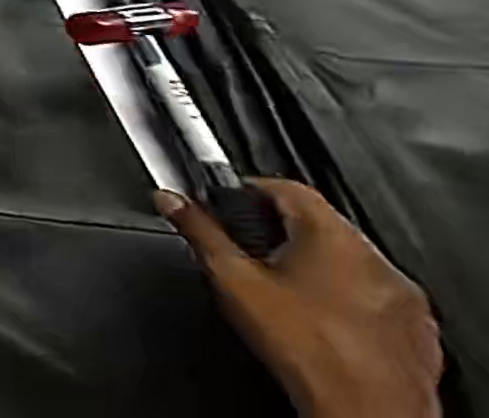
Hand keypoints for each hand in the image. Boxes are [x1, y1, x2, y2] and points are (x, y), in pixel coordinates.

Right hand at [156, 181, 442, 417]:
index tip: (222, 202)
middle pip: (315, 222)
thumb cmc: (306, 349)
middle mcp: (379, 265)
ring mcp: (403, 301)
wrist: (364, 412)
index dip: (246, 188)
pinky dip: (335, 292)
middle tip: (239, 244)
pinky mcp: (413, 330)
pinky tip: (307, 312)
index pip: (287, 187)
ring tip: (269, 281)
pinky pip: (369, 292)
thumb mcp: (230, 276)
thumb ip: (198, 230)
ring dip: (305, 260)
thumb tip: (169, 200)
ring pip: (343, 258)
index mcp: (336, 241)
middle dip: (271, 227)